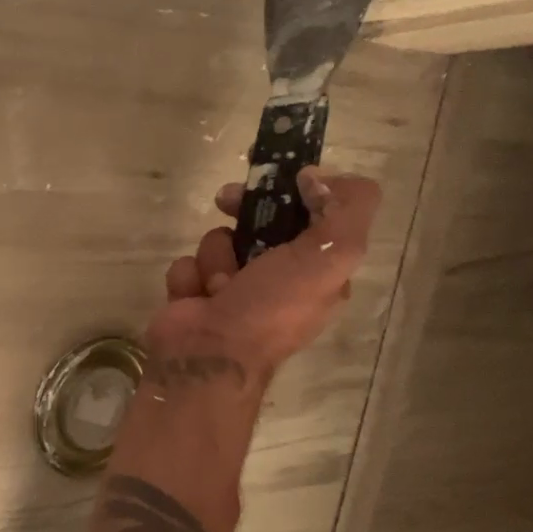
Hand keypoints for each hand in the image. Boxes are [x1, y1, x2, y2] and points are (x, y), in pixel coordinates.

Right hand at [149, 167, 378, 374]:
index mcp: (317, 270)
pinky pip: (187, 265)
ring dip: (214, 255)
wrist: (208, 355)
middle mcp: (276, 278)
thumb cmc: (273, 307)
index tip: (281, 178)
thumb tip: (315, 176)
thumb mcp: (333, 253)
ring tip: (217, 284)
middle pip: (260, 220)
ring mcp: (230, 288)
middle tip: (227, 200)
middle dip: (244, 210)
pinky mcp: (192, 295)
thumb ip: (345, 206)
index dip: (297, 192)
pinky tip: (193, 296)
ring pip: (218, 241)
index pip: (312, 215)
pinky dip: (188, 277)